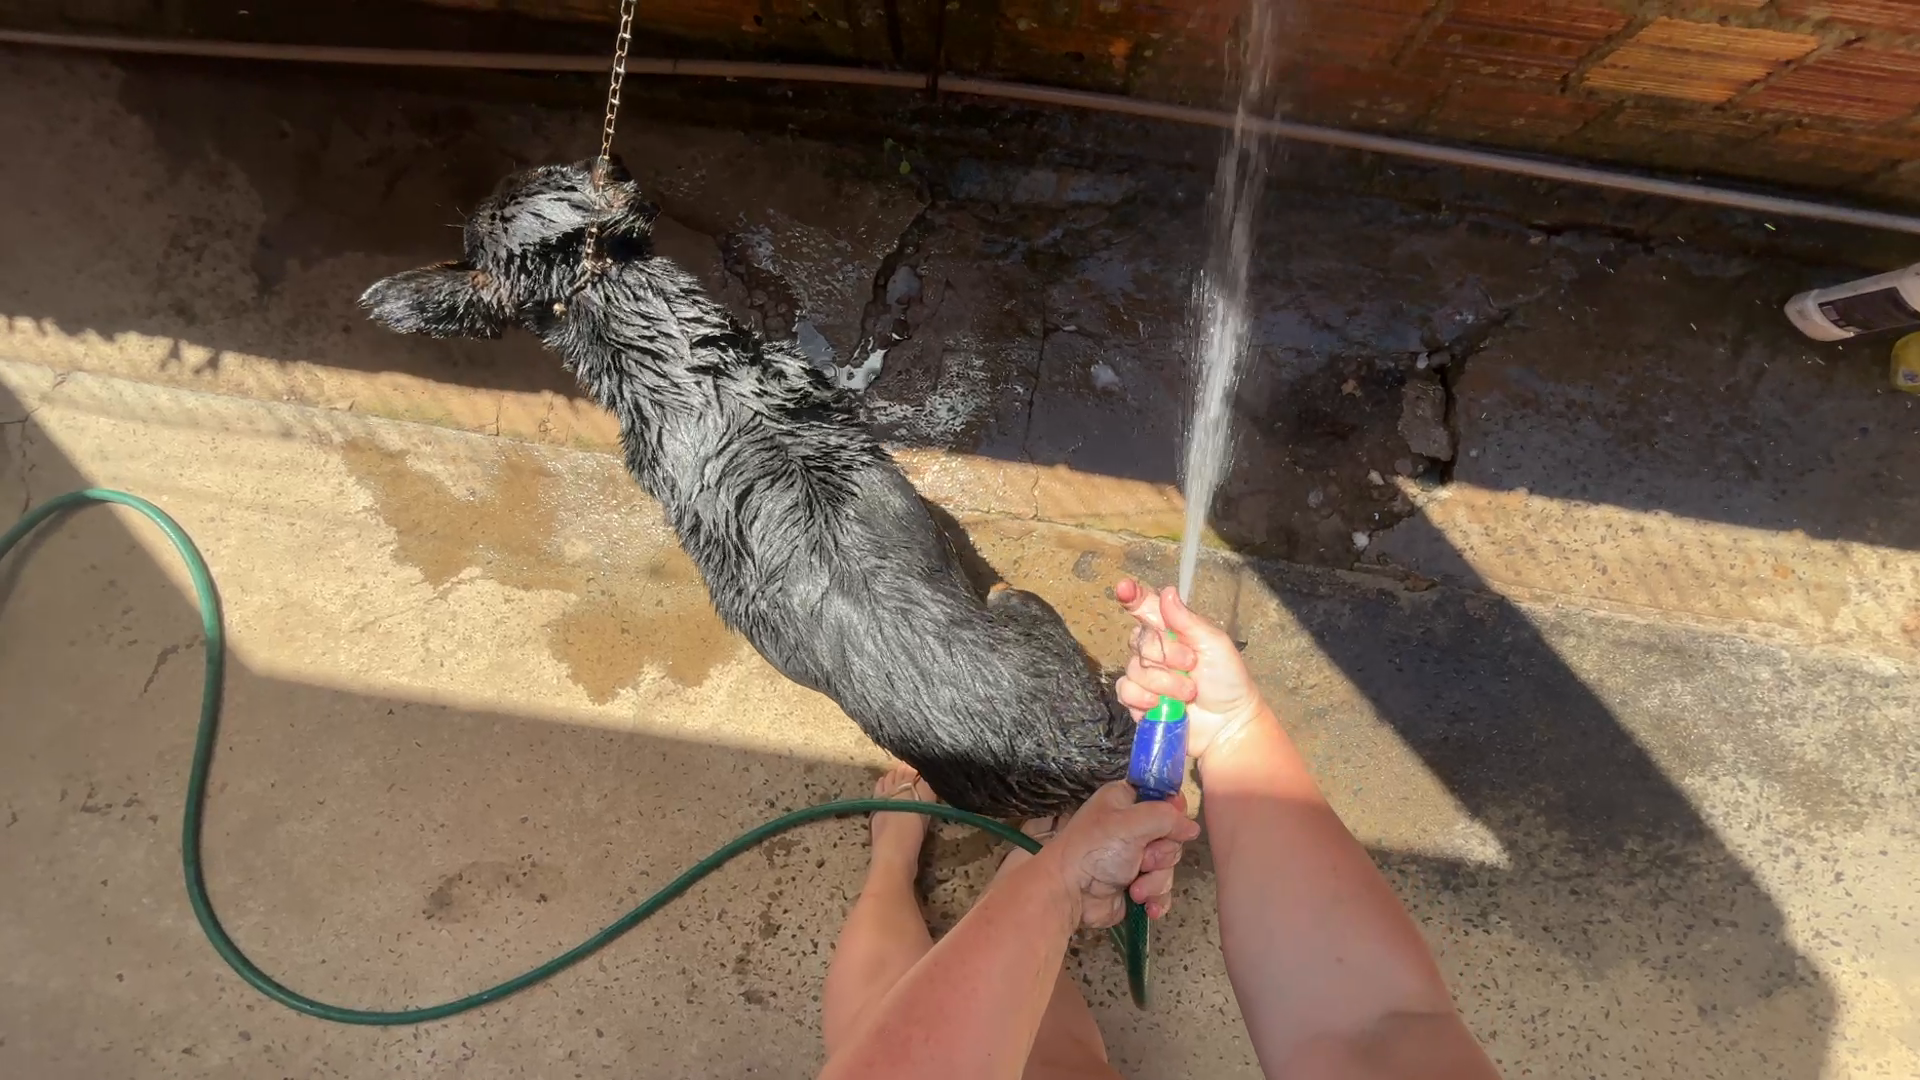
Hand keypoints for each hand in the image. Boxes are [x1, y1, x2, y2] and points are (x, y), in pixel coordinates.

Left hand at [1038, 781, 1199, 927]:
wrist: (1069, 893)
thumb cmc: (1095, 849)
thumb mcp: (1130, 824)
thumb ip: (1165, 818)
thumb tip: (1192, 826)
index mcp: (1126, 801)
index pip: (1163, 797)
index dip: (1172, 812)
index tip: (1171, 825)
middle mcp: (1133, 826)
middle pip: (1171, 836)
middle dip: (1161, 854)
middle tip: (1143, 860)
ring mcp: (1135, 856)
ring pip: (1169, 865)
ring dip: (1155, 880)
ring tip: (1135, 888)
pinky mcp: (1137, 884)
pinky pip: (1163, 889)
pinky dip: (1156, 898)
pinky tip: (1146, 906)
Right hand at [1114, 579, 1264, 765]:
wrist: (1227, 724)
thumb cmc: (1227, 681)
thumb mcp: (1214, 644)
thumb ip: (1187, 620)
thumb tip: (1167, 591)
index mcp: (1171, 629)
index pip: (1144, 606)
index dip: (1132, 596)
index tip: (1124, 588)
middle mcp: (1154, 649)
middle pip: (1139, 640)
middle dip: (1167, 655)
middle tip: (1191, 665)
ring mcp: (1144, 675)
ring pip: (1134, 668)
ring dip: (1164, 683)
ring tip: (1188, 693)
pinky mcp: (1137, 700)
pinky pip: (1126, 691)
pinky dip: (1145, 699)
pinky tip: (1163, 705)